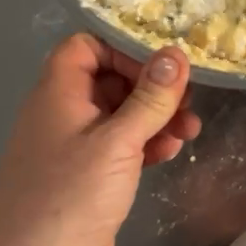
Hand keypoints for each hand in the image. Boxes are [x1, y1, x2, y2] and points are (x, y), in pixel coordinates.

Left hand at [0, 36, 202, 245]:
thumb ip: (150, 96)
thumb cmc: (69, 198)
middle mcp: (63, 116)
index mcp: (57, 97)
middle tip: (187, 97)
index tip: (159, 63)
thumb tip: (176, 51)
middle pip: (112, 79)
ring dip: (158, 116)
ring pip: (123, 113)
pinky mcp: (87, 178)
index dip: (121, 47)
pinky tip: (170, 152)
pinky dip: (148, 142)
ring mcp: (74, 149)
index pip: (85, 47)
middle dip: (153, 86)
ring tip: (188, 129)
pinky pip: (122, 144)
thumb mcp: (117, 142)